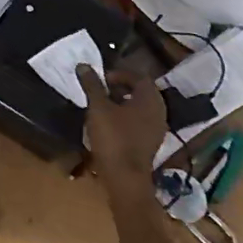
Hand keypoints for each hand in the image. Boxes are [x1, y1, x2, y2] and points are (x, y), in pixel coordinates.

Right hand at [77, 65, 166, 180]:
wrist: (125, 178)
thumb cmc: (113, 137)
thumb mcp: (98, 107)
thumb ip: (92, 85)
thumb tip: (84, 65)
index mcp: (150, 99)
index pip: (139, 76)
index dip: (119, 74)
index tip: (101, 79)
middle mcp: (159, 111)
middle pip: (141, 92)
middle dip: (120, 88)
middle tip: (100, 90)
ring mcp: (157, 129)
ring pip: (140, 108)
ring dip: (122, 103)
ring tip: (102, 107)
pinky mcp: (151, 143)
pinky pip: (140, 122)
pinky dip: (126, 118)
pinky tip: (109, 125)